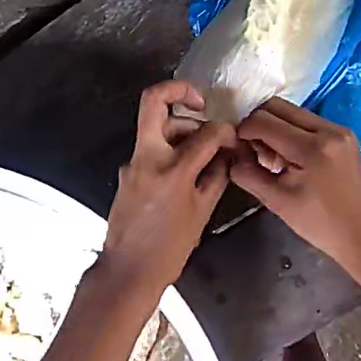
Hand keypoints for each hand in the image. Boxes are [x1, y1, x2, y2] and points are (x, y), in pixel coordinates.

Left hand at [100, 81, 237, 296]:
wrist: (128, 270)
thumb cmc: (168, 248)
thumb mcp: (202, 212)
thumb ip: (216, 176)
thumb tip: (227, 154)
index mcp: (172, 170)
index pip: (205, 133)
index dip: (224, 130)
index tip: (232, 136)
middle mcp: (147, 158)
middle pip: (153, 102)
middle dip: (179, 90)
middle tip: (202, 103)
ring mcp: (132, 162)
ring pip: (155, 125)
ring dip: (180, 126)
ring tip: (204, 147)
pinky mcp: (127, 171)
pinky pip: (151, 148)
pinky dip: (170, 147)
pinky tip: (188, 165)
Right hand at [228, 98, 360, 274]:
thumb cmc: (319, 223)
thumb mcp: (276, 202)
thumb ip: (247, 173)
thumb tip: (231, 152)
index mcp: (312, 149)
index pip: (263, 122)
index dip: (243, 131)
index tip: (238, 148)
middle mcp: (328, 130)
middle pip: (277, 106)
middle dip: (257, 124)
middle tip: (253, 150)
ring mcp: (339, 129)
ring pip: (291, 110)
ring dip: (274, 126)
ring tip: (272, 156)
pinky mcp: (343, 133)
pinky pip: (306, 120)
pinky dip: (290, 130)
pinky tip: (289, 155)